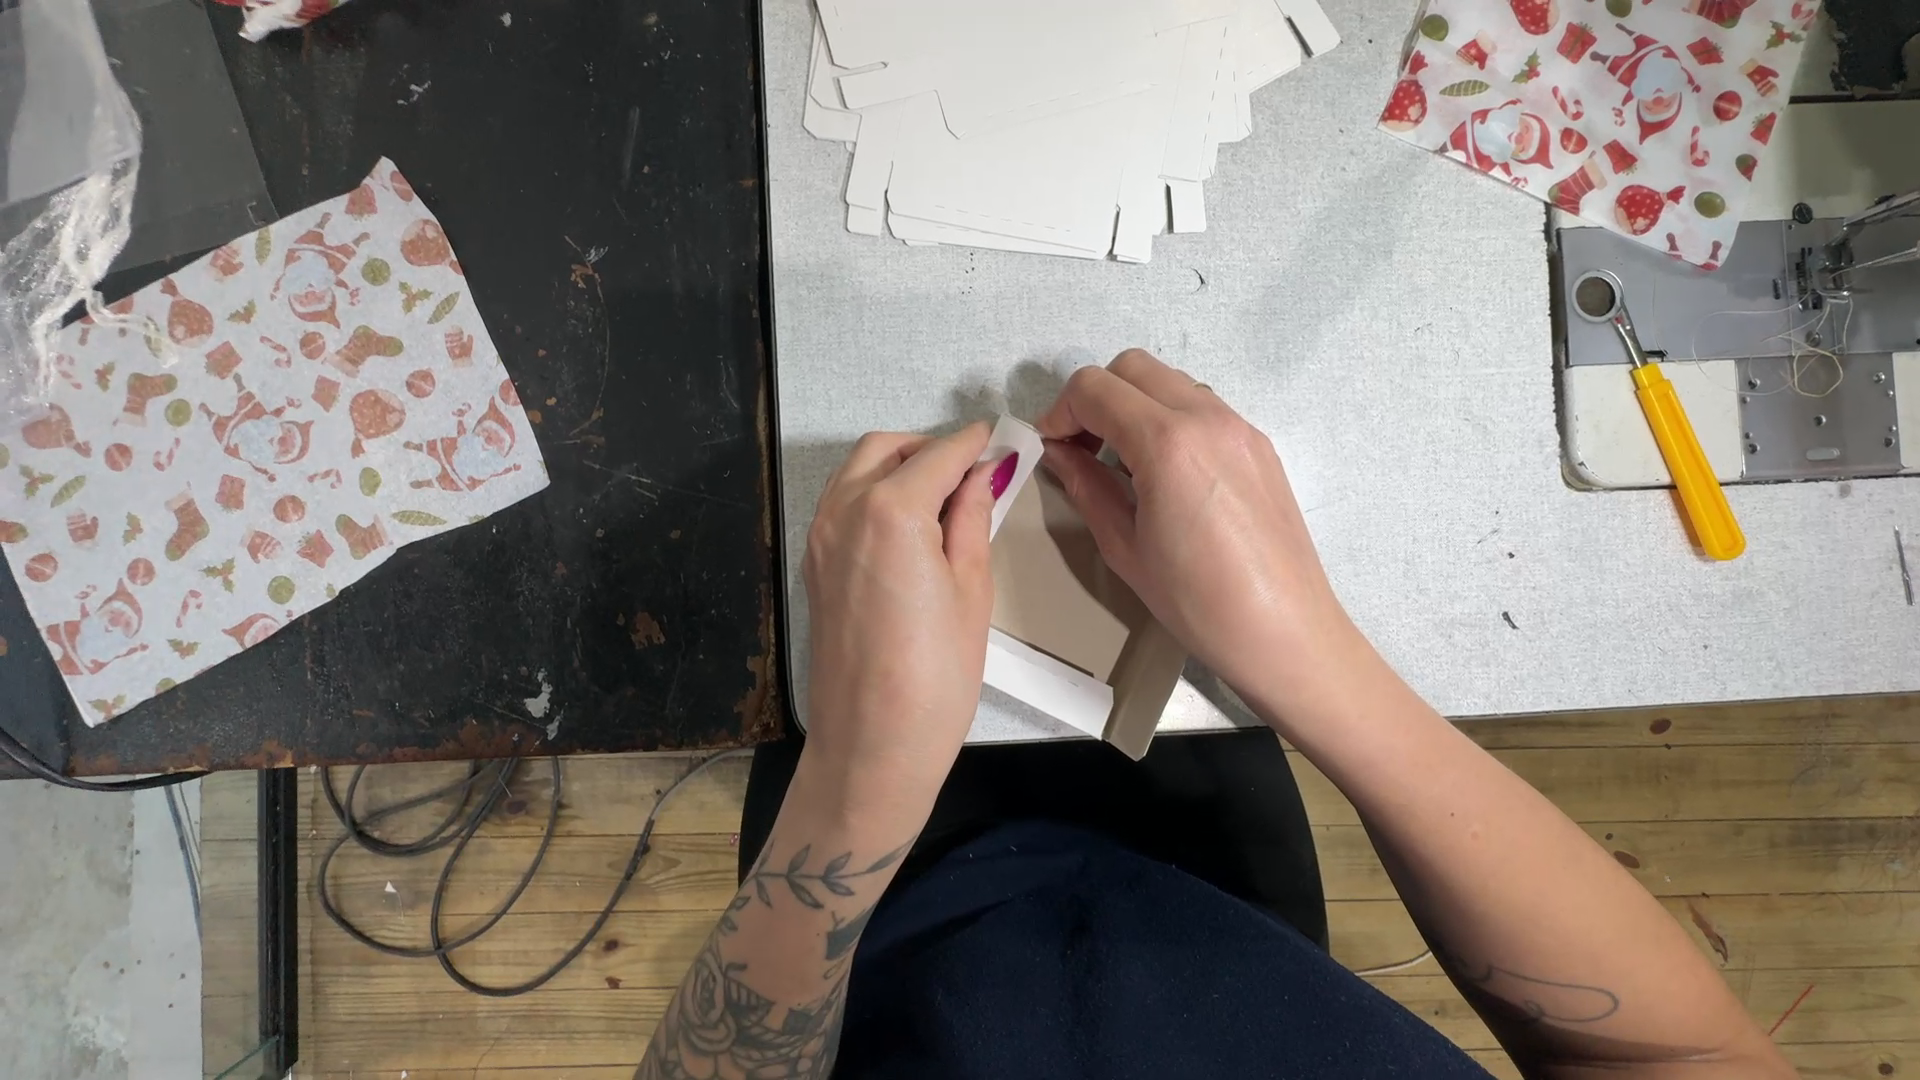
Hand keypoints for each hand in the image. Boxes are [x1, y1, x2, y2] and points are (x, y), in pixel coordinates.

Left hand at [801, 423, 1004, 820]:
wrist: (870, 747)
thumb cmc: (937, 676)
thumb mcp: (972, 589)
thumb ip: (973, 518)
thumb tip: (983, 474)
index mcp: (891, 510)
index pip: (939, 455)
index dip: (975, 444)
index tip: (1000, 439)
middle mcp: (843, 510)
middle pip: (888, 449)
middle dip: (931, 448)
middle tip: (973, 473)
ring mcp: (820, 536)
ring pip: (858, 471)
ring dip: (899, 467)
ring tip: (943, 498)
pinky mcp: (813, 563)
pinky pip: (842, 502)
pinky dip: (875, 493)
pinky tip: (909, 525)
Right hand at [1036, 349, 1363, 719]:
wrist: (1284, 631)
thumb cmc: (1196, 601)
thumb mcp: (1124, 547)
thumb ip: (1086, 486)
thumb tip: (1059, 454)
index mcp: (1167, 443)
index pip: (1094, 389)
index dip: (1060, 412)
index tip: (1051, 447)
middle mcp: (1207, 417)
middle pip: (1132, 366)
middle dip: (1094, 396)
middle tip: (1081, 446)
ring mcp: (1240, 426)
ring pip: (1170, 380)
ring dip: (1132, 403)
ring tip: (1120, 458)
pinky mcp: (1259, 443)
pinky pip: (1201, 405)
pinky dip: (1168, 417)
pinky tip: (1163, 470)